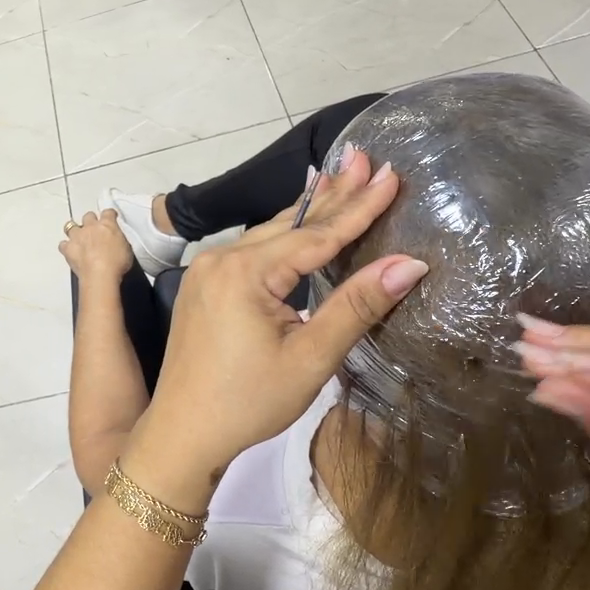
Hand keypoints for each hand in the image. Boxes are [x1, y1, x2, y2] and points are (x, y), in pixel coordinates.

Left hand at [59, 210, 133, 282]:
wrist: (100, 274)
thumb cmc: (115, 263)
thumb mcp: (127, 249)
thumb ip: (119, 240)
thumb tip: (118, 242)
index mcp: (107, 225)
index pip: (108, 213)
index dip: (109, 215)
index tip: (109, 216)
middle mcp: (91, 227)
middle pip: (88, 216)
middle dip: (90, 220)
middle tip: (93, 228)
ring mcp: (78, 237)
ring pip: (70, 226)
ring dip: (74, 231)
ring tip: (78, 237)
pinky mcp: (68, 249)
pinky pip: (62, 244)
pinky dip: (65, 247)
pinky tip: (69, 251)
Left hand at [120, 151, 428, 507]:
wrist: (181, 432)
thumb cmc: (247, 402)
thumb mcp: (309, 358)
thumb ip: (355, 306)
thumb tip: (408, 264)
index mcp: (244, 273)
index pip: (316, 234)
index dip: (359, 207)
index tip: (391, 174)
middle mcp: (221, 261)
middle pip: (289, 224)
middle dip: (332, 194)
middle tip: (364, 156)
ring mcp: (206, 272)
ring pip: (268, 235)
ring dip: (306, 211)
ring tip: (339, 178)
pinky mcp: (202, 287)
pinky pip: (250, 250)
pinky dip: (281, 235)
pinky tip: (297, 220)